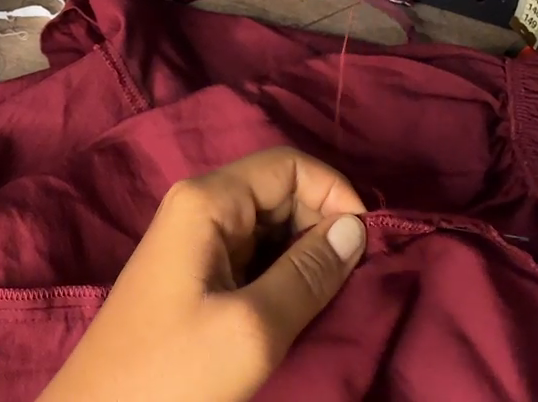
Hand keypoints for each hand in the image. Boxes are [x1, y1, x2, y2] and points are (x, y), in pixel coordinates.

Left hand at [38, 148, 367, 401]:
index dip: (334, 194)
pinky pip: (252, 251)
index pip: (288, 164)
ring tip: (329, 296)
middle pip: (279, 189)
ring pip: (269, 222)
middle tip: (350, 280)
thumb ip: (307, 274)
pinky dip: (282, 269)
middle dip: (321, 223)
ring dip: (305, 251)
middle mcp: (199, 204)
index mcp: (207, 199)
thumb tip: (356, 228)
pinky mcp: (194, 270)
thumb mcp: (252, 329)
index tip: (365, 248)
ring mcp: (194, 237)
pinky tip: (298, 304)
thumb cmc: (172, 372)